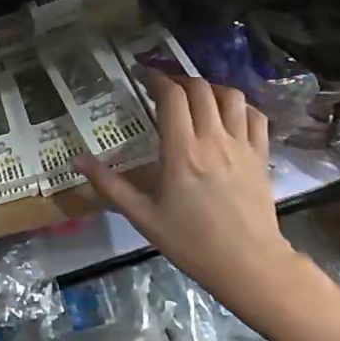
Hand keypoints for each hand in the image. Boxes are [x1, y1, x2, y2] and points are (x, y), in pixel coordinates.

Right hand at [77, 70, 326, 327]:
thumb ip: (110, 184)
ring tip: (195, 95)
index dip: (157, 79)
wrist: (248, 264)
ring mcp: (243, 147)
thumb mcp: (142, 215)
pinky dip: (240, 106)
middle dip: (180, 80)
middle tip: (163, 86)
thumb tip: (78, 161)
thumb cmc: (190, 241)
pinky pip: (255, 117)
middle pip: (201, 90)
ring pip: (232, 97)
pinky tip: (228, 114)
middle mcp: (214, 140)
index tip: (143, 76)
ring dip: (211, 88)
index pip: (173, 98)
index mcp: (182, 152)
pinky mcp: (262, 157)